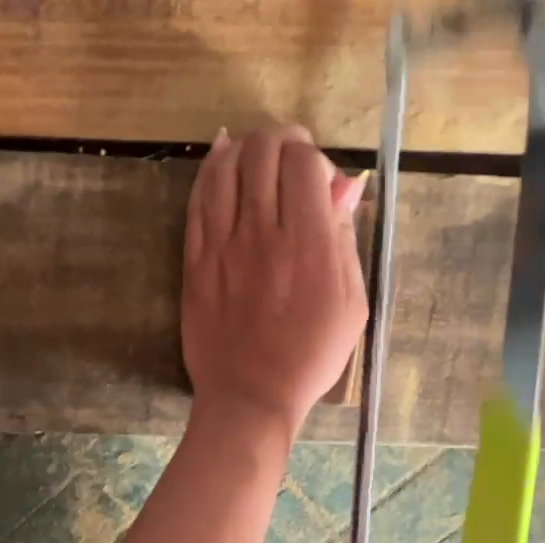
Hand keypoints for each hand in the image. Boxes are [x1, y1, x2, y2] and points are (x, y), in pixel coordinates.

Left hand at [181, 125, 367, 436]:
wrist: (249, 398)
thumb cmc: (309, 358)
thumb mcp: (350, 304)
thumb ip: (343, 240)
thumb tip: (343, 188)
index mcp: (307, 244)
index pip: (304, 163)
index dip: (314, 157)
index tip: (319, 179)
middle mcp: (261, 233)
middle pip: (263, 152)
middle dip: (281, 141)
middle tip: (290, 156)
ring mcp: (221, 246)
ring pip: (225, 167)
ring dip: (244, 147)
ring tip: (257, 152)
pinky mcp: (194, 261)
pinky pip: (198, 200)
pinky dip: (209, 170)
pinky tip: (220, 156)